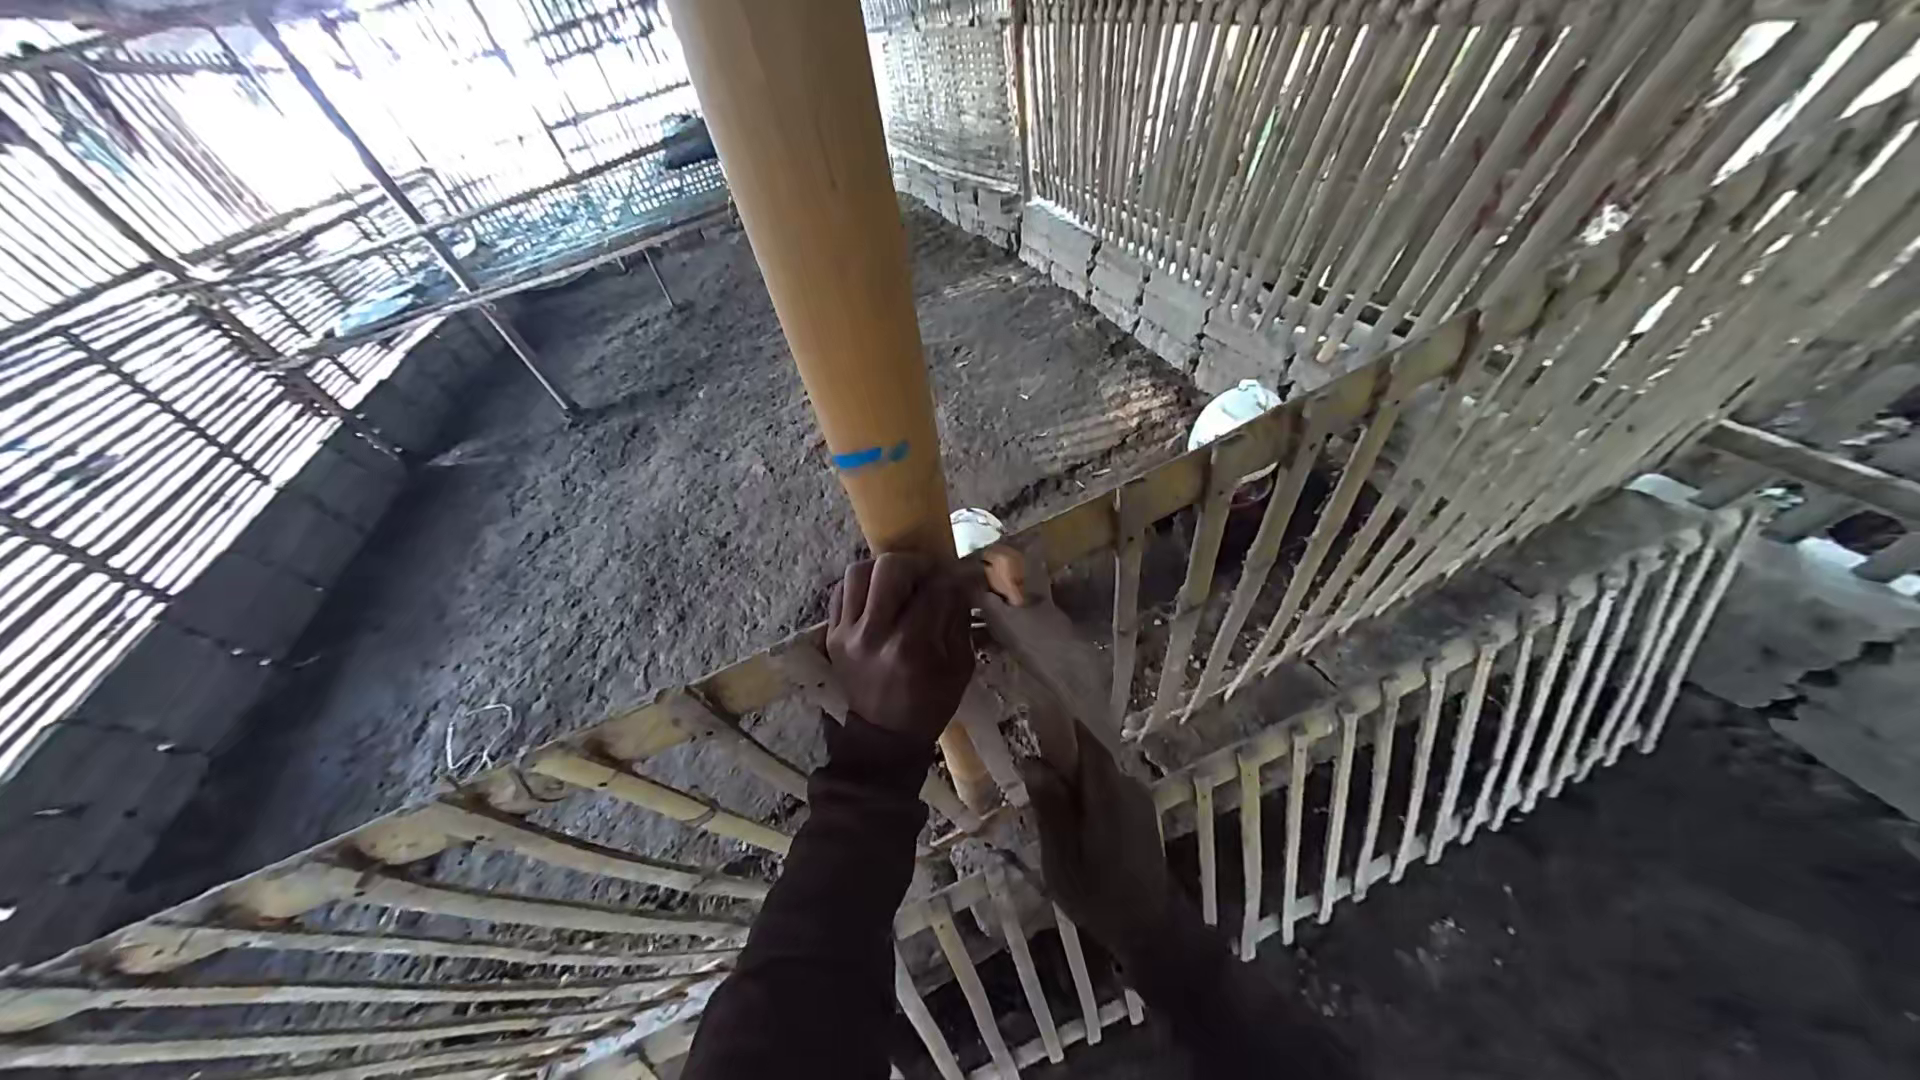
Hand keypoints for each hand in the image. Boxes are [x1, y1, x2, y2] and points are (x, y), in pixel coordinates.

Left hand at [826, 553, 975, 746]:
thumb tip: (959, 582)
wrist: (881, 739)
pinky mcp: (831, 635)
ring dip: (884, 570)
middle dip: (916, 564)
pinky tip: (878, 596)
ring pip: (859, 571)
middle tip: (928, 575)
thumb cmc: (928, 706)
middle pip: (890, 568)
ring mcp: (846, 633)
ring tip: (900, 583)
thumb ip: (959, 621)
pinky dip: (862, 586)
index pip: (935, 591)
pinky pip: (841, 591)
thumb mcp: (959, 668)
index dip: (953, 578)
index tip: (962, 577)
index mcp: (911, 648)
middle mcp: (874, 634)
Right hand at [1021, 735, 1172, 959]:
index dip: (1063, 728)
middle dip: (1062, 759)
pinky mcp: (1142, 813)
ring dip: (1075, 780)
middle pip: (1091, 758)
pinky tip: (1073, 821)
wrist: (1151, 931)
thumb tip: (1031, 761)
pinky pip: (1109, 789)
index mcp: (1109, 796)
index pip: (1088, 744)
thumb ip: (1049, 806)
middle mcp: (1128, 788)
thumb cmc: (1099, 897)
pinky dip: (1088, 794)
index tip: (1035, 720)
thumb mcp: (1061, 856)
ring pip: (1099, 774)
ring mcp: (1139, 800)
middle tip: (1033, 776)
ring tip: (1050, 805)